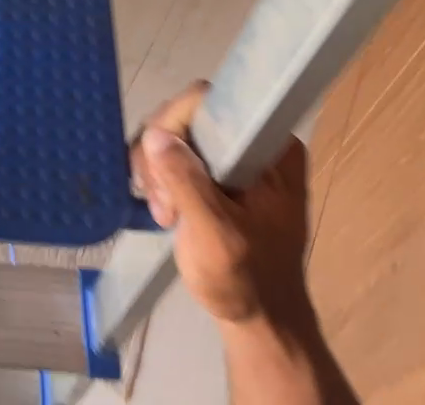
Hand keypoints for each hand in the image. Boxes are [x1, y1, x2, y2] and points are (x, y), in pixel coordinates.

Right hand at [129, 81, 312, 329]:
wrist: (258, 319)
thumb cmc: (246, 280)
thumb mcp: (215, 235)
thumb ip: (187, 182)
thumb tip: (155, 135)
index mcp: (269, 147)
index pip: (206, 104)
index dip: (173, 130)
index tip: (165, 179)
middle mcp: (251, 141)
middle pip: (181, 117)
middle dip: (160, 160)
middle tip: (164, 207)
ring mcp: (231, 154)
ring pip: (169, 134)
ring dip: (155, 173)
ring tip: (165, 214)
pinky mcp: (214, 169)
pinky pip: (170, 151)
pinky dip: (158, 178)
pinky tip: (165, 209)